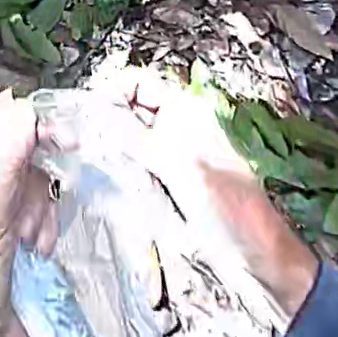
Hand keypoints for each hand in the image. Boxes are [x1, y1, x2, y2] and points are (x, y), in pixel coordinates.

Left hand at [0, 90, 55, 336]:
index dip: (33, 117)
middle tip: (60, 173)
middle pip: (22, 142)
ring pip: (36, 173)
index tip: (64, 134)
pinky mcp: (15, 226)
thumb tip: (26, 110)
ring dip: (44, 199)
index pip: (1, 117)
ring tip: (34, 230)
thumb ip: (3, 161)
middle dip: (41, 163)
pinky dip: (48, 219)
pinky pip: (41, 202)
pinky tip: (39, 243)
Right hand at [82, 70, 319, 317]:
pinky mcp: (170, 179)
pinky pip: (138, 161)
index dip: (113, 89)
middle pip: (133, 107)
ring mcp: (174, 151)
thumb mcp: (177, 163)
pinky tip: (107, 173)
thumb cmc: (224, 204)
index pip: (139, 82)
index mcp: (185, 108)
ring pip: (132, 135)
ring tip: (88, 152)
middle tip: (81, 132)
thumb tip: (96, 113)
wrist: (257, 254)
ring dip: (112, 141)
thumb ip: (136, 136)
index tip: (86, 109)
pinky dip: (122, 163)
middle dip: (108, 115)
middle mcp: (178, 123)